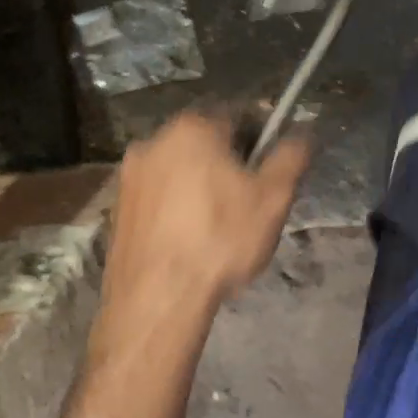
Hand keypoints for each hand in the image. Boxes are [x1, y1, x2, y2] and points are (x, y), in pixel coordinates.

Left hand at [104, 113, 309, 308]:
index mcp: (193, 128)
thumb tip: (301, 133)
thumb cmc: (221, 239)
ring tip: (223, 227)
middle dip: (232, 165)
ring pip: (183, 172)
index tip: (273, 171)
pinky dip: (180, 211)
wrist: (157, 301)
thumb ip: (293, 155)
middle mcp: (154, 142)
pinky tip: (195, 241)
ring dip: (205, 188)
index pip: (242, 116)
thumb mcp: (275, 196)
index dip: (264, 142)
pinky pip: (161, 198)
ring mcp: (129, 177)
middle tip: (253, 201)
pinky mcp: (116, 211)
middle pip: (209, 143)